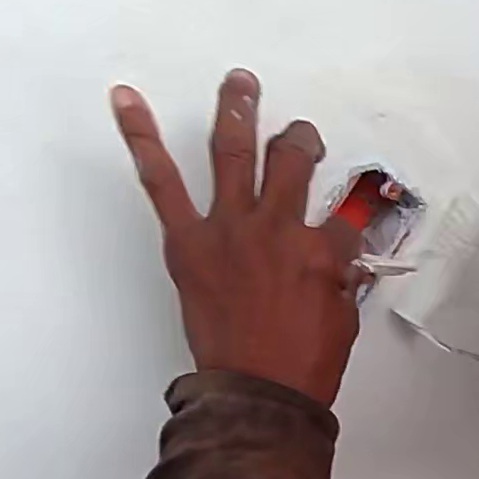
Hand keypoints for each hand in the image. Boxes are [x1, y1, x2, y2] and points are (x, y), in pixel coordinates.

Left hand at [110, 71, 364, 406]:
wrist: (258, 395)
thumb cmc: (304, 366)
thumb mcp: (343, 324)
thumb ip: (343, 285)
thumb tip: (344, 266)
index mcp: (322, 252)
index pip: (344, 224)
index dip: (351, 226)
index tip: (349, 233)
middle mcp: (279, 228)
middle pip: (294, 164)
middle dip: (303, 143)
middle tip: (303, 137)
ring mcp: (232, 229)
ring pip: (235, 152)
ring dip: (240, 110)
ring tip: (241, 83)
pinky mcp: (189, 241)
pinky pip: (162, 183)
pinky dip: (143, 139)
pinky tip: (128, 102)